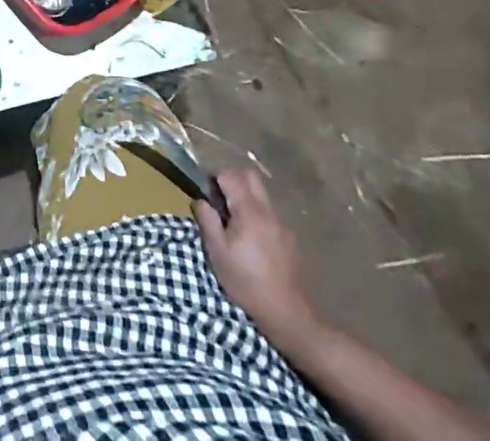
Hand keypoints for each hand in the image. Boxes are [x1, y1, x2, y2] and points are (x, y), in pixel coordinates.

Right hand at [194, 169, 321, 345]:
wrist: (285, 312)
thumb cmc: (245, 281)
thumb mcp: (217, 251)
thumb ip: (207, 220)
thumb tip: (200, 200)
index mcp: (250, 212)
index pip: (232, 176)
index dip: (215, 177)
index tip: (205, 191)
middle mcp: (269, 212)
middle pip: (250, 177)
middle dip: (231, 180)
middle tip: (217, 199)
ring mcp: (282, 225)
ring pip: (261, 195)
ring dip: (243, 198)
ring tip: (231, 223)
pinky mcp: (289, 238)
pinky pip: (268, 214)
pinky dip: (255, 215)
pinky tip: (249, 241)